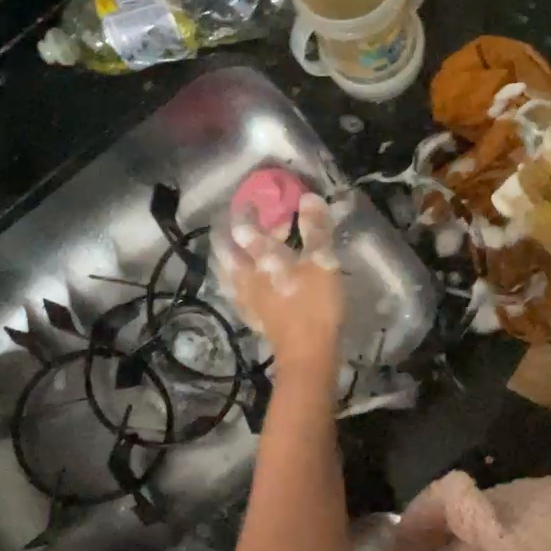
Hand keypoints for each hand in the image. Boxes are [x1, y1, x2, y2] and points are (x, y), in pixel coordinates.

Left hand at [216, 193, 345, 376]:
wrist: (307, 354)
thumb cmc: (315, 305)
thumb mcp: (321, 263)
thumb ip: (316, 229)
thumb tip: (309, 197)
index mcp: (262, 258)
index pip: (245, 227)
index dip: (246, 212)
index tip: (251, 200)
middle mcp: (248, 276)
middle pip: (229, 252)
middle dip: (230, 237)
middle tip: (237, 226)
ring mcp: (249, 300)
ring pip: (230, 275)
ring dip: (232, 261)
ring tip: (237, 254)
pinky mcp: (255, 319)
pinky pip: (240, 297)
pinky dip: (241, 287)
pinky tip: (247, 287)